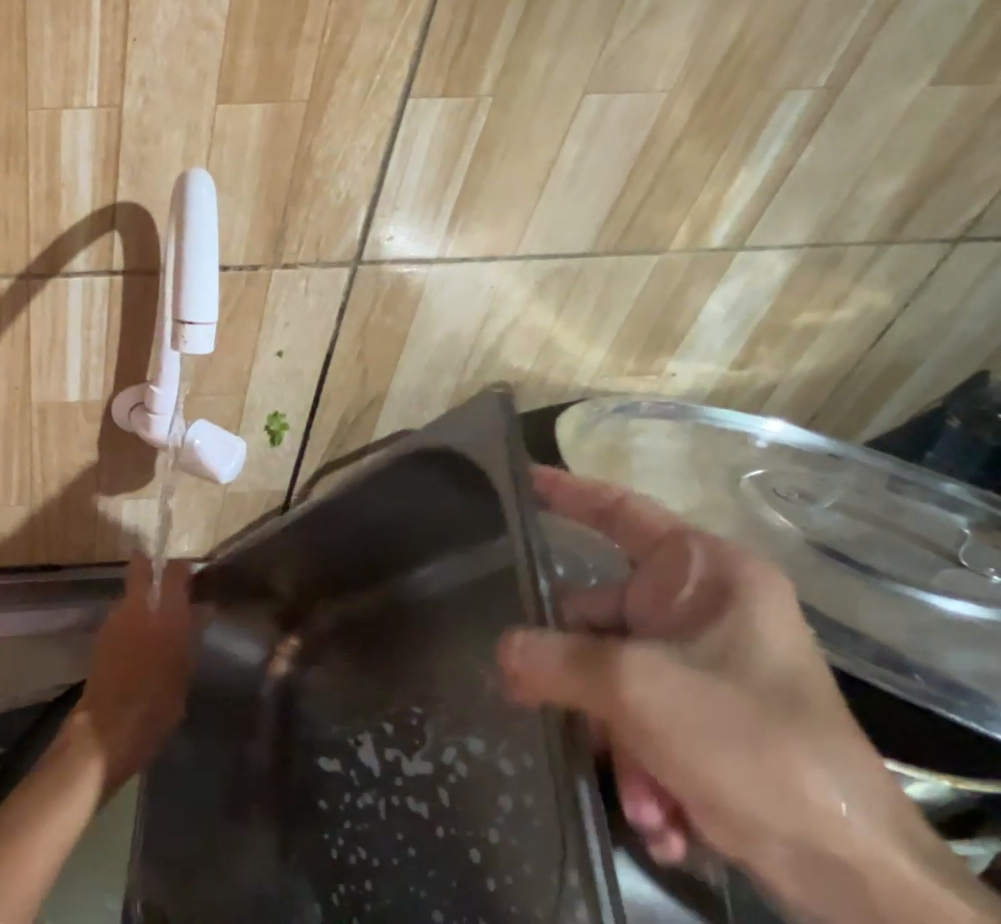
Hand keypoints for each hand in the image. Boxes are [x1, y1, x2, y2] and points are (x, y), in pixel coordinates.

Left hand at [74, 552, 194, 793]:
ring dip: (143, 600)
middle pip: (140, 570)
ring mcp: (113, 621)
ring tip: (161, 620)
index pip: (173, 572)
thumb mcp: (184, 673)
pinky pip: (122, 618)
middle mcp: (135, 609)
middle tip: (169, 580)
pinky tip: (143, 642)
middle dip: (151, 567)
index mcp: (165, 616)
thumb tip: (199, 612)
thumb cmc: (156, 707)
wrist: (106, 730)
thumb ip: (189, 638)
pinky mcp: (100, 638)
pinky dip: (133, 621)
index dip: (182, 568)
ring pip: (130, 595)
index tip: (192, 574)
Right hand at [499, 467, 983, 921]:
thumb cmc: (749, 742)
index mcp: (708, 577)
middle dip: (574, 676)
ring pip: (604, 680)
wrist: (847, 867)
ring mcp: (702, 668)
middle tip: (542, 703)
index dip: (568, 494)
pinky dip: (636, 768)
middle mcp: (703, 613)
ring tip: (639, 789)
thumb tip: (502, 653)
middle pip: (593, 615)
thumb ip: (548, 657)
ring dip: (609, 740)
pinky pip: (632, 724)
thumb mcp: (632, 688)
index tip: (516, 481)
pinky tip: (659, 813)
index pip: (623, 513)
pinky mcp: (702, 721)